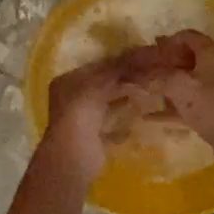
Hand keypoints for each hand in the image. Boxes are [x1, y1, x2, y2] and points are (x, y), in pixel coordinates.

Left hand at [40, 46, 177, 182]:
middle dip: (121, 81)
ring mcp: (81, 120)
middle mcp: (71, 99)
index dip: (115, 63)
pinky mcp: (93, 138)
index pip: (94, 68)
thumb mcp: (97, 85)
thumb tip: (135, 57)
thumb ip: (115, 71)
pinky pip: (111, 124)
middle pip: (100, 85)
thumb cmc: (81, 114)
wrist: (74, 156)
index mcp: (66, 83)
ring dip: (124, 98)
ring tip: (147, 90)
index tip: (139, 59)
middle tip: (147, 74)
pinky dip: (124, 119)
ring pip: (106, 103)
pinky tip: (140, 114)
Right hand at [132, 30, 213, 169]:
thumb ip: (154, 77)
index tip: (147, 52)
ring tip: (143, 90)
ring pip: (185, 80)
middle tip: (141, 71)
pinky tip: (149, 116)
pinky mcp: (213, 108)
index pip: (185, 36)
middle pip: (184, 58)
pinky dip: (170, 106)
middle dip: (162, 64)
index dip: (165, 42)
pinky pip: (187, 102)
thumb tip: (133, 75)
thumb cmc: (209, 104)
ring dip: (164, 84)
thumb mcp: (178, 86)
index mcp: (210, 52)